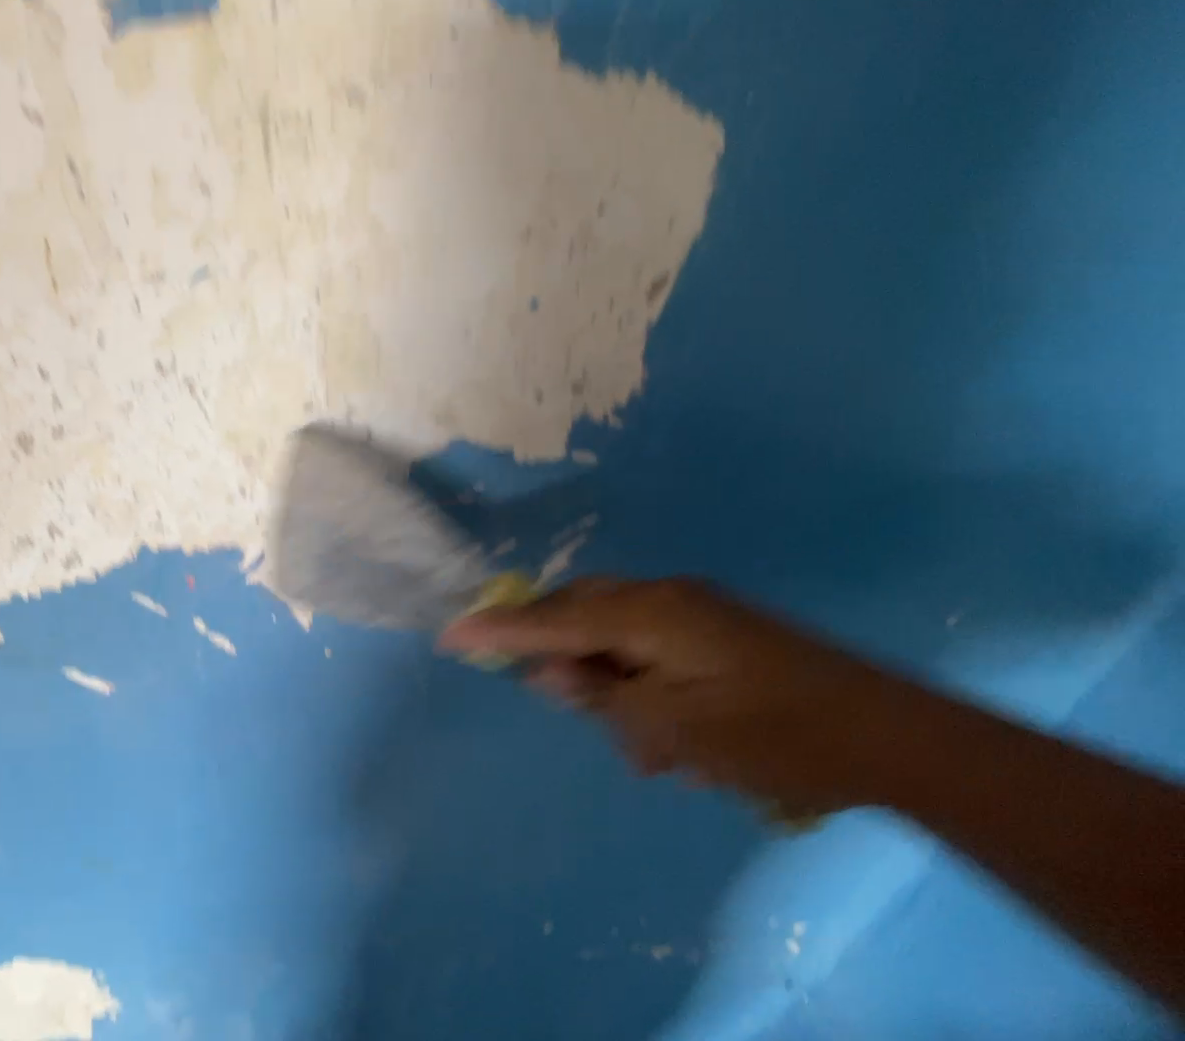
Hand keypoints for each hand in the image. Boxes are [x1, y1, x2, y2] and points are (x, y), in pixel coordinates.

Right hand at [439, 577, 914, 819]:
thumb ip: (599, 695)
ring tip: (639, 745)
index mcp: (647, 613)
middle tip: (547, 694)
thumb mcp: (671, 727)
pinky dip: (639, 683)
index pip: (551, 617)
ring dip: (606, 681)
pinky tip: (666, 736)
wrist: (895, 738)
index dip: (498, 629)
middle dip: (556, 653)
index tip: (448, 634)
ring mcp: (697, 612)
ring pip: (615, 633)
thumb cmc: (772, 736)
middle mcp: (665, 598)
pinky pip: (650, 647)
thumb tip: (547, 672)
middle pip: (580, 612)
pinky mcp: (719, 632)